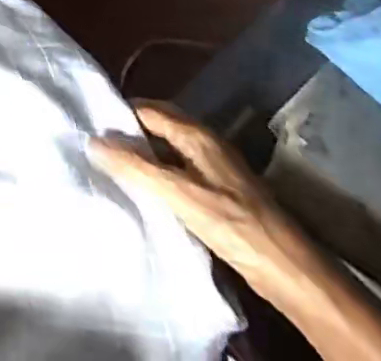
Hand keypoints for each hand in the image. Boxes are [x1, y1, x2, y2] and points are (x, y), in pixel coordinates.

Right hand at [89, 102, 311, 300]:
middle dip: (131, 131)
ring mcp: (215, 168)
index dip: (121, 114)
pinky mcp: (220, 192)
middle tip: (99, 144)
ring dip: (144, 152)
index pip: (149, 109)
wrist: (289, 272)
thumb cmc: (234, 226)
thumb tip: (94, 141)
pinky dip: (158, 172)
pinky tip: (146, 190)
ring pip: (169, 148)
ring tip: (114, 165)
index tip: (91, 124)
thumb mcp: (179, 194)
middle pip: (160, 125)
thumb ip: (136, 167)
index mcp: (198, 136)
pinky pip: (179, 169)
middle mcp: (206, 143)